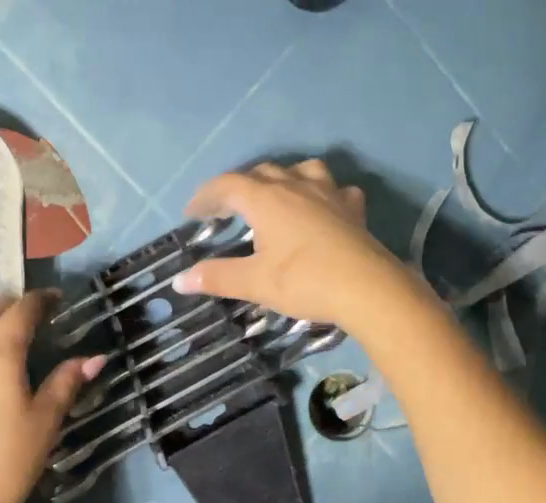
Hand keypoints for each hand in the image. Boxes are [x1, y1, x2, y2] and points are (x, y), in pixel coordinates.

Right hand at [173, 160, 413, 331]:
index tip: (192, 214)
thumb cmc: (304, 281)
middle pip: (262, 173)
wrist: (366, 288)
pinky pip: (334, 190)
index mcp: (267, 199)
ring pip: (300, 171)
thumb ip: (216, 278)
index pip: (228, 185)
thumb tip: (179, 280)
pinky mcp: (353, 209)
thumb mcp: (254, 283)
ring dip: (282, 180)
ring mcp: (328, 193)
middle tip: (227, 209)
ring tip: (274, 198)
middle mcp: (296, 186)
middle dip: (240, 188)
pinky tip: (322, 208)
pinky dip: (321, 195)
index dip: (206, 196)